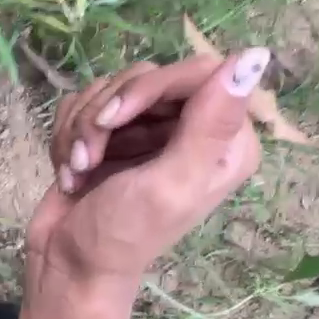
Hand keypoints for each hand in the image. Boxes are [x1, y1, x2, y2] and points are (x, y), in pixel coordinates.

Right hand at [27, 50, 269, 298]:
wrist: (67, 262)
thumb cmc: (123, 232)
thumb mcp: (170, 182)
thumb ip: (209, 124)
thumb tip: (254, 56)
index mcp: (222, 140)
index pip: (195, 72)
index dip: (146, 88)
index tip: (112, 120)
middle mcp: (186, 129)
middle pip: (142, 78)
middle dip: (102, 116)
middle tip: (87, 157)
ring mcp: (143, 133)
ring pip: (103, 91)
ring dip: (79, 131)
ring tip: (77, 170)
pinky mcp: (103, 138)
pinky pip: (78, 108)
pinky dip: (65, 137)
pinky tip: (70, 170)